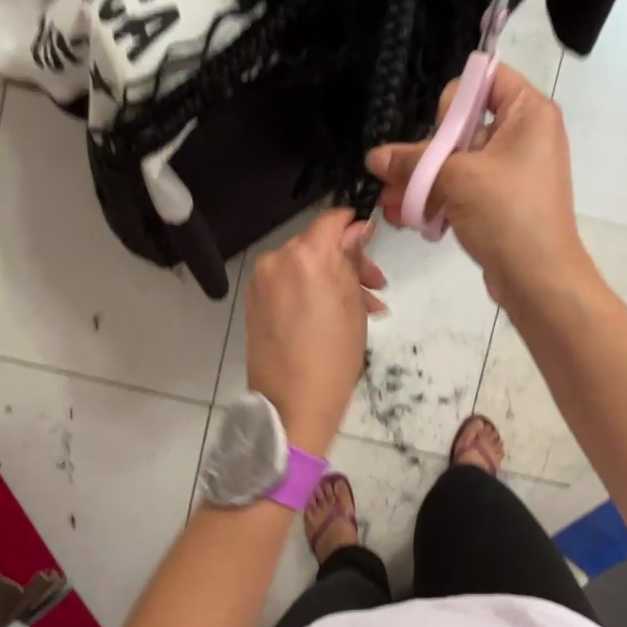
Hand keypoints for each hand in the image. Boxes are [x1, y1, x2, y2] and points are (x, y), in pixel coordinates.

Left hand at [244, 209, 384, 456]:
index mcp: (306, 256)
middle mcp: (277, 261)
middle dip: (346, 262)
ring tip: (359, 311)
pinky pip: (285, 286)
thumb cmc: (334, 358)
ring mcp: (260, 283)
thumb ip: (351, 262)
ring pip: (301, 267)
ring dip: (329, 281)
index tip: (371, 242)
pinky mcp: (253, 304)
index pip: (332, 221)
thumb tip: (356, 231)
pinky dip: (307, 293)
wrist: (292, 405)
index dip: (354, 227)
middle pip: (316, 245)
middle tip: (373, 289)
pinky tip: (329, 318)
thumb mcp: (354, 307)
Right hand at [368, 63, 586, 309]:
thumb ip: (413, 162)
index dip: (453, 103)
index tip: (439, 136)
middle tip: (392, 180)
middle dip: (424, 155)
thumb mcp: (456, 180)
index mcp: (527, 112)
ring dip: (422, 184)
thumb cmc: (507, 215)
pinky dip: (438, 203)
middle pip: (463, 127)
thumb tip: (374, 157)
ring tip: (391, 206)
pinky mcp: (501, 204)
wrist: (538, 279)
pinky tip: (409, 221)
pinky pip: (464, 192)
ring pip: (457, 165)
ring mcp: (512, 172)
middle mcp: (524, 135)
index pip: (485, 80)